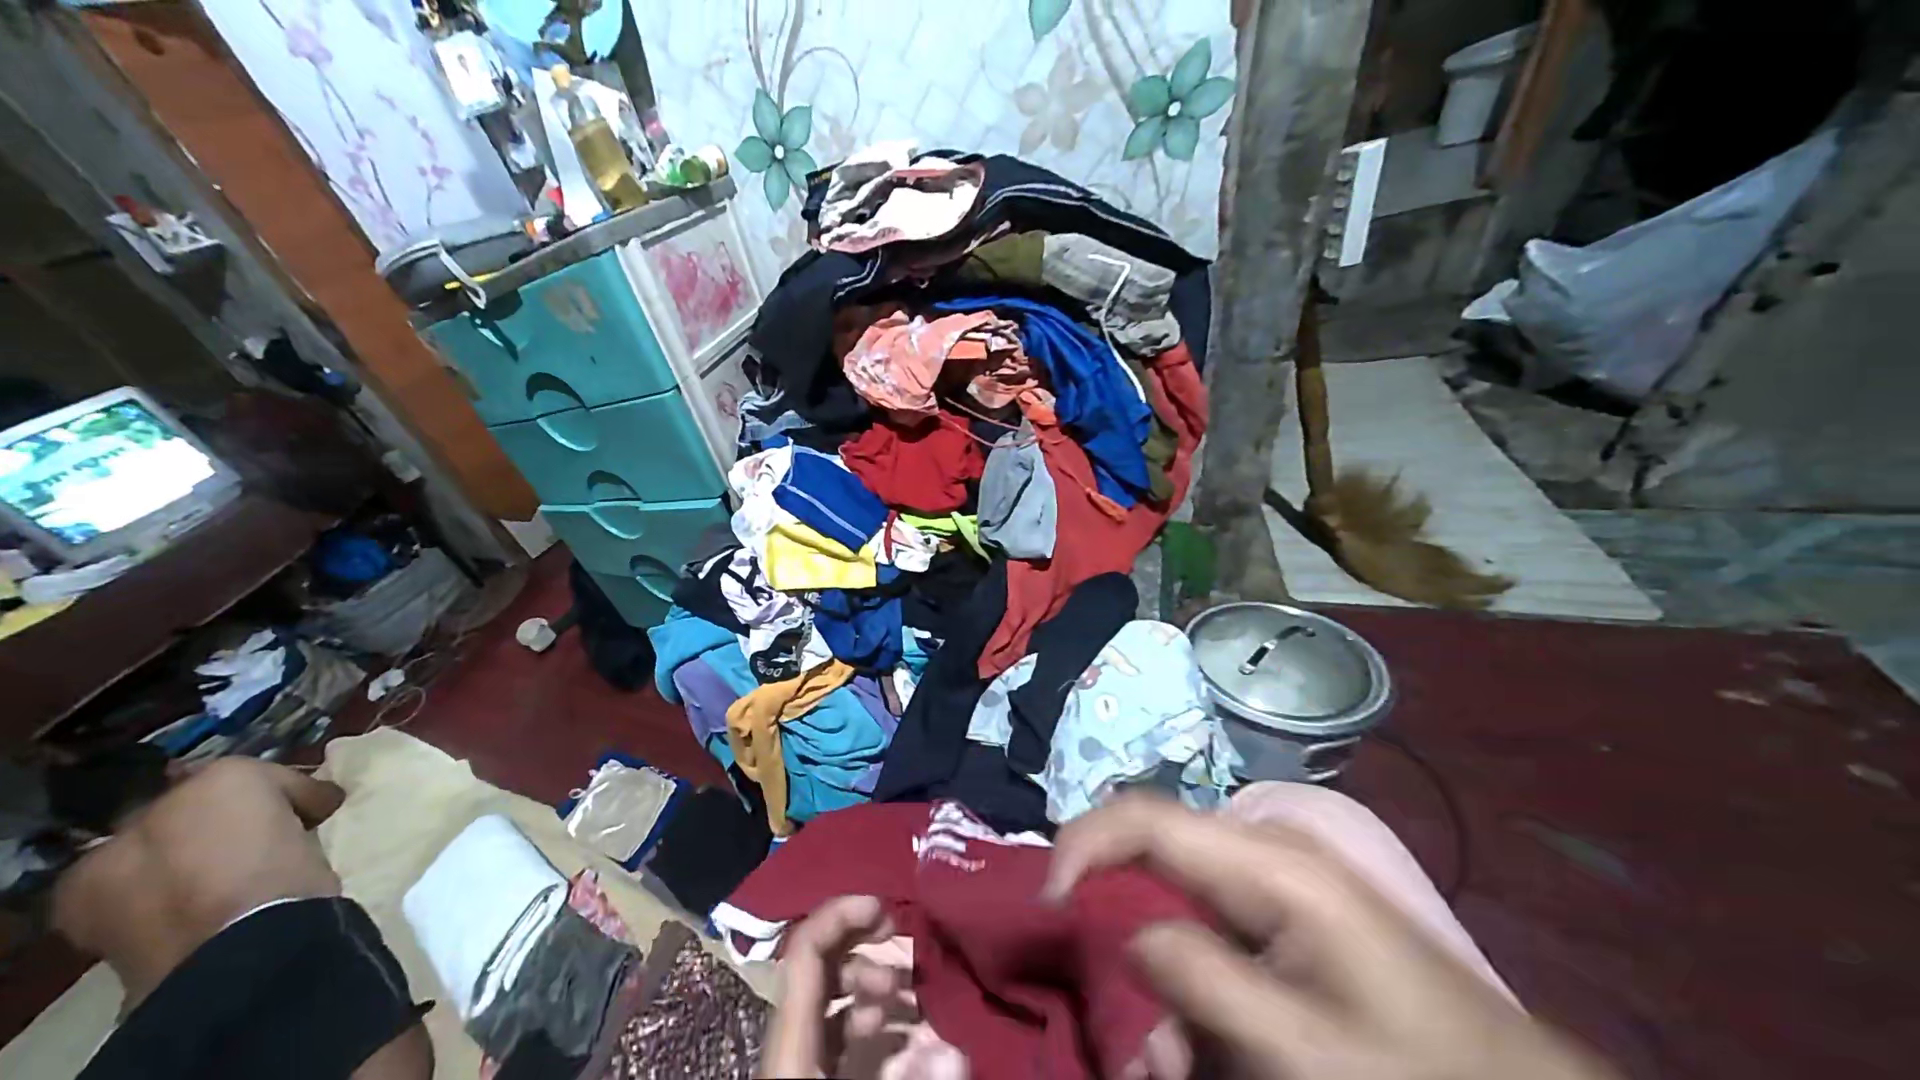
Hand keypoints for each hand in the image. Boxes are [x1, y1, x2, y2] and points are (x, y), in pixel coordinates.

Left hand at [761, 895, 957, 1079]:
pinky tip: (905, 1040)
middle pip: (820, 967)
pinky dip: (873, 1024)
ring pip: (831, 1000)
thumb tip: (954, 1051)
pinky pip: (839, 1034)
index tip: (889, 911)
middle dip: (869, 954)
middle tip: (909, 965)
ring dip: (876, 990)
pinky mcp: (813, 1079)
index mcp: (792, 1048)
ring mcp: (801, 1063)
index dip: (842, 915)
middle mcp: (791, 1045)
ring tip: (913, 1004)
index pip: (803, 953)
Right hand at [1043, 794, 1619, 1079]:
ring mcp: (1278, 883)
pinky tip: (1208, 1055)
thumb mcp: (1303, 1049)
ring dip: (1163, 990)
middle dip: (1122, 932)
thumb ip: (1201, 982)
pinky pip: (1212, 938)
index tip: (1047, 903)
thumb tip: (1129, 934)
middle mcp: (1265, 853)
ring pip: (1178, 909)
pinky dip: (1194, 995)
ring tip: (1177, 1072)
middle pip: (1155, 855)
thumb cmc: (1418, 1073)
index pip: (1145, 816)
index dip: (1082, 844)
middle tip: (1129, 1021)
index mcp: (1268, 864)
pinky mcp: (1288, 915)